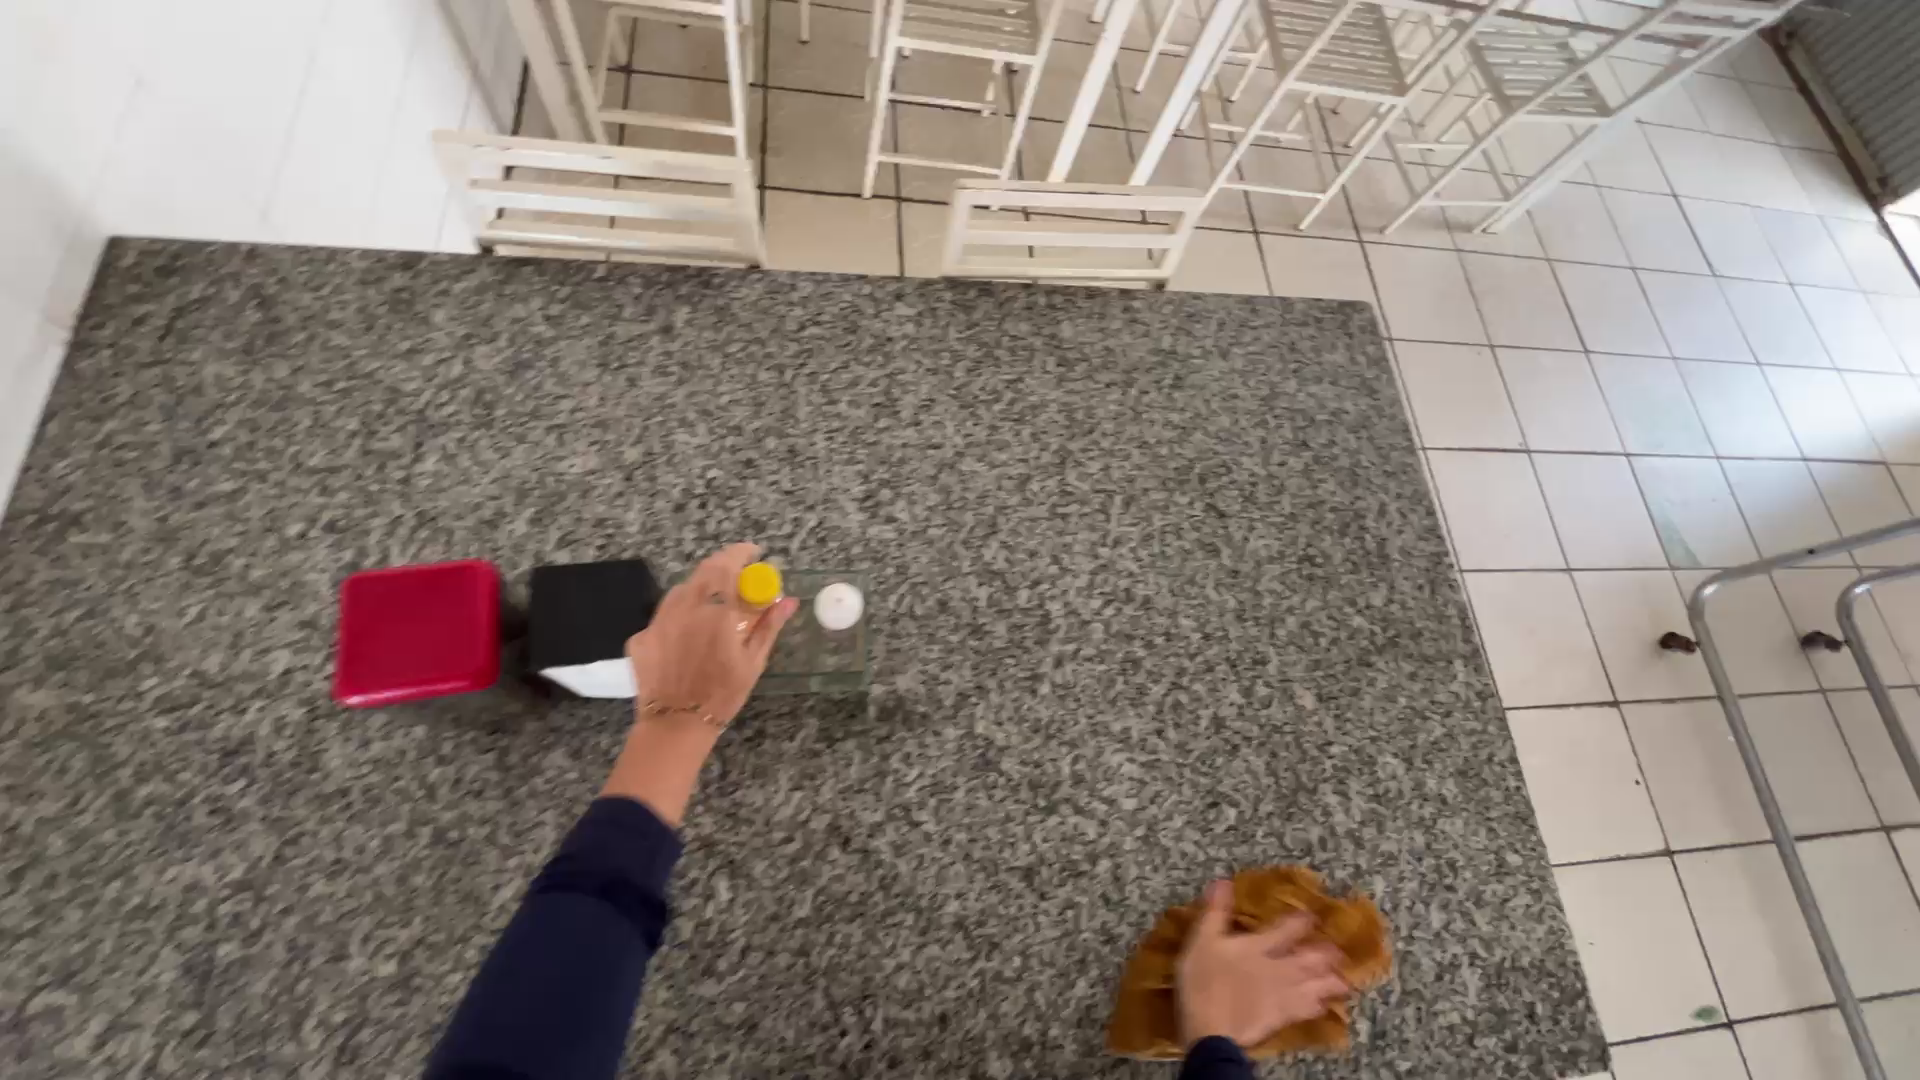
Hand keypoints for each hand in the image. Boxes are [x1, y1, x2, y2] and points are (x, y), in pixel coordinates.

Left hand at [624, 542, 798, 730]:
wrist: (675, 726)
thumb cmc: (723, 694)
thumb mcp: (753, 660)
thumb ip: (769, 625)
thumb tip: (787, 600)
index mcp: (717, 611)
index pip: (730, 565)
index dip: (742, 553)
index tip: (755, 553)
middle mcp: (685, 607)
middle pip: (705, 571)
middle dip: (724, 565)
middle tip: (738, 574)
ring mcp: (659, 620)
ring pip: (682, 590)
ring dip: (702, 589)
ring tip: (715, 606)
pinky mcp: (642, 635)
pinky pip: (665, 614)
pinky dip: (681, 615)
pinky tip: (689, 635)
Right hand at [1176, 880, 1349, 1049]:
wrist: (1212, 1029)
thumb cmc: (1203, 979)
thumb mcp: (1202, 939)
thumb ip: (1215, 911)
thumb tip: (1224, 881)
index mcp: (1258, 947)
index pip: (1285, 930)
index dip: (1301, 922)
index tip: (1312, 916)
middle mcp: (1276, 968)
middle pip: (1307, 960)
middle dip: (1325, 955)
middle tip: (1339, 952)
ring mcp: (1282, 995)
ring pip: (1313, 986)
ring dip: (1329, 982)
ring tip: (1343, 980)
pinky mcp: (1282, 1018)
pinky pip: (1306, 1010)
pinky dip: (1317, 1006)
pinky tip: (1323, 1006)